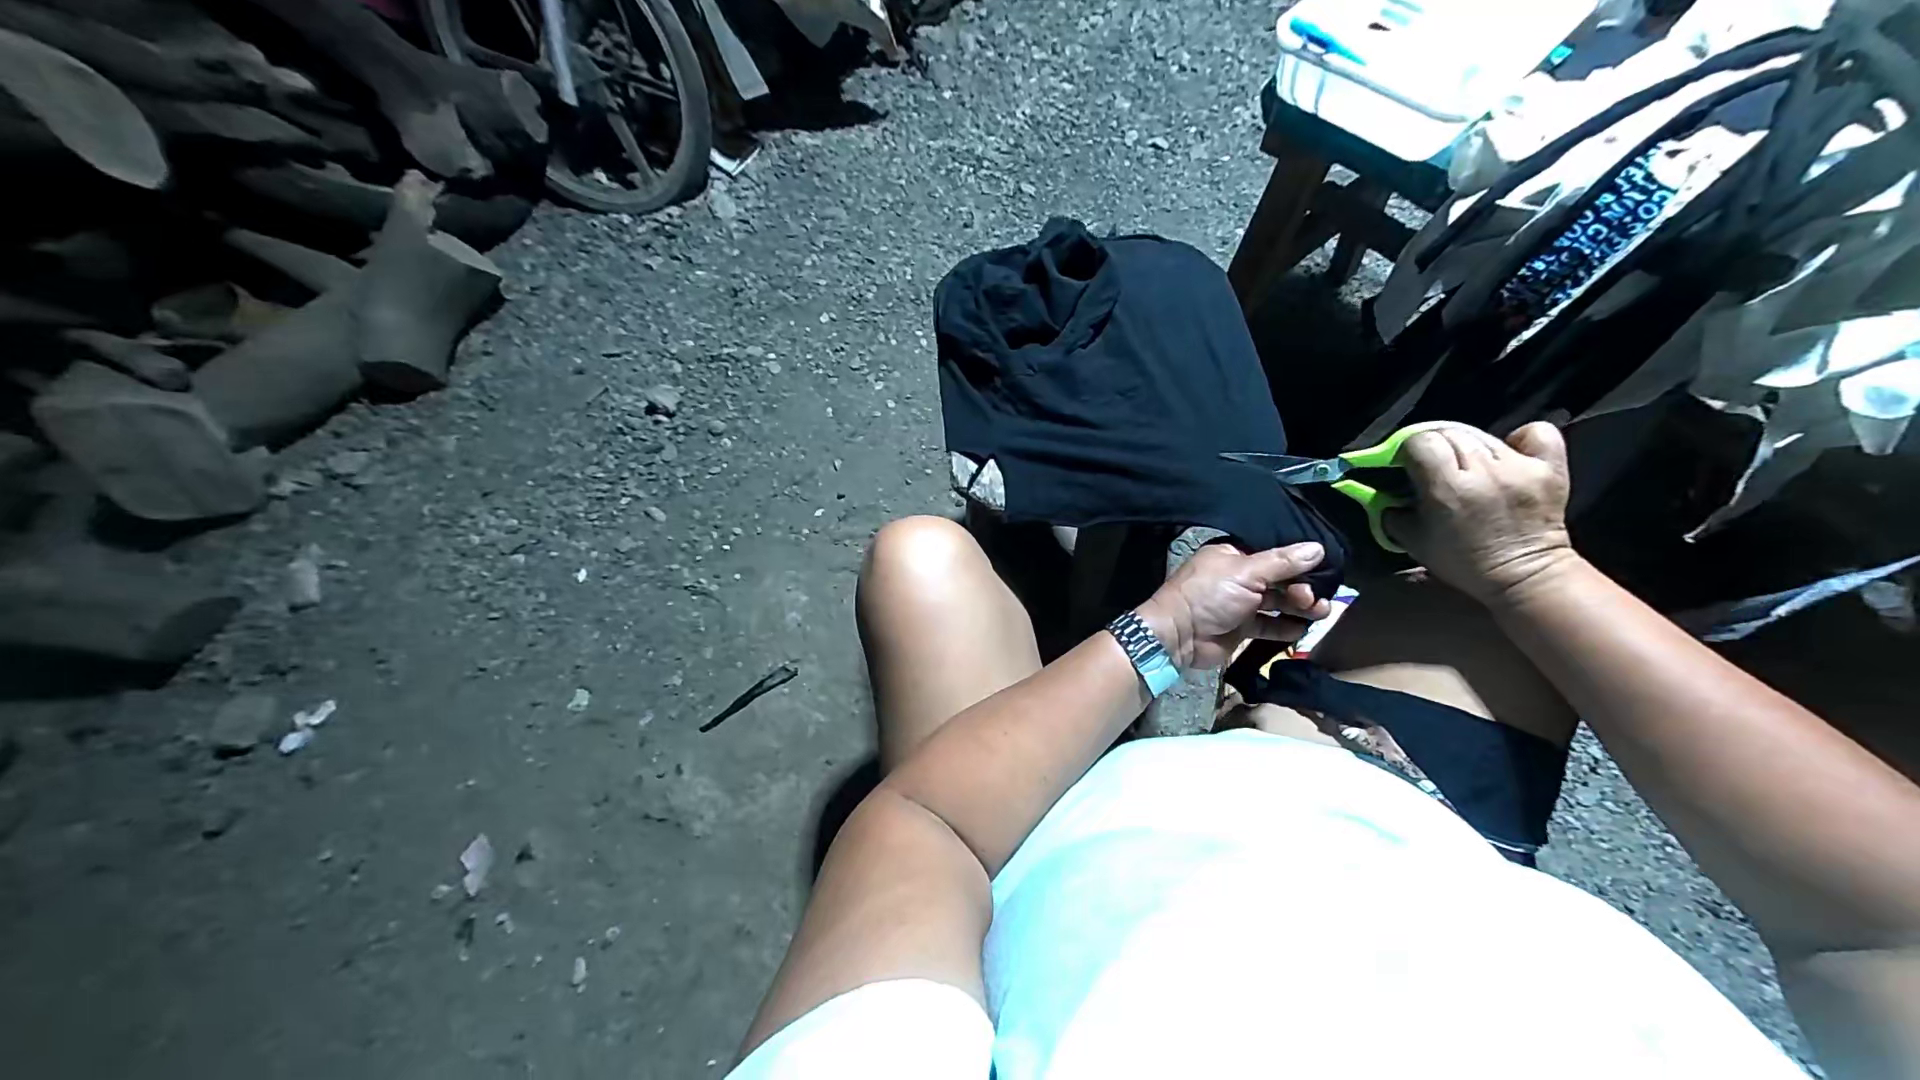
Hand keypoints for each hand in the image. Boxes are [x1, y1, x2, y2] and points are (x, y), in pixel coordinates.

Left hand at [1135, 542, 1330, 668]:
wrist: (1179, 635)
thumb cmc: (1209, 595)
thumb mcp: (1246, 572)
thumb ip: (1283, 562)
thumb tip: (1318, 548)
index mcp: (1233, 554)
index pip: (1274, 553)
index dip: (1299, 560)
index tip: (1326, 568)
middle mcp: (1237, 576)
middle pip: (1279, 578)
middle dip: (1302, 587)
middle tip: (1316, 598)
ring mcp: (1239, 602)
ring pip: (1277, 602)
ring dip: (1299, 606)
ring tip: (1320, 612)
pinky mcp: (1241, 627)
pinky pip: (1269, 624)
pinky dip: (1286, 626)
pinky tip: (1302, 628)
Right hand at [1382, 422, 1578, 606]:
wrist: (1523, 576)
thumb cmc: (1461, 561)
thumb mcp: (1412, 540)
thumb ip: (1390, 511)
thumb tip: (1384, 491)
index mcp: (1448, 489)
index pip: (1421, 442)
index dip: (1409, 449)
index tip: (1407, 464)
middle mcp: (1485, 471)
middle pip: (1449, 433)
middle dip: (1435, 446)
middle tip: (1432, 465)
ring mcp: (1520, 467)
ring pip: (1483, 434)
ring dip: (1468, 446)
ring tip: (1467, 466)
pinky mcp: (1550, 467)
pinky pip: (1535, 432)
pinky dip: (1519, 438)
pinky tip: (1509, 453)